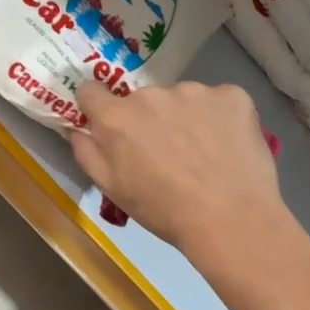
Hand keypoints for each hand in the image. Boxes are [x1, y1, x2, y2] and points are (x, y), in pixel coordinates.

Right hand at [68, 81, 289, 271]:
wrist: (230, 218)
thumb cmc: (162, 210)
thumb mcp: (112, 189)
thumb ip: (87, 153)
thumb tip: (77, 130)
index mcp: (116, 117)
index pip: (90, 91)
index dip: (95, 106)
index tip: (106, 123)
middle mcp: (151, 94)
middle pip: (140, 99)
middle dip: (145, 119)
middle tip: (163, 153)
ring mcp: (194, 90)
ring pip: (179, 99)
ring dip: (182, 117)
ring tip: (199, 152)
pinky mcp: (232, 94)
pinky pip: (216, 100)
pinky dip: (217, 117)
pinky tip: (224, 144)